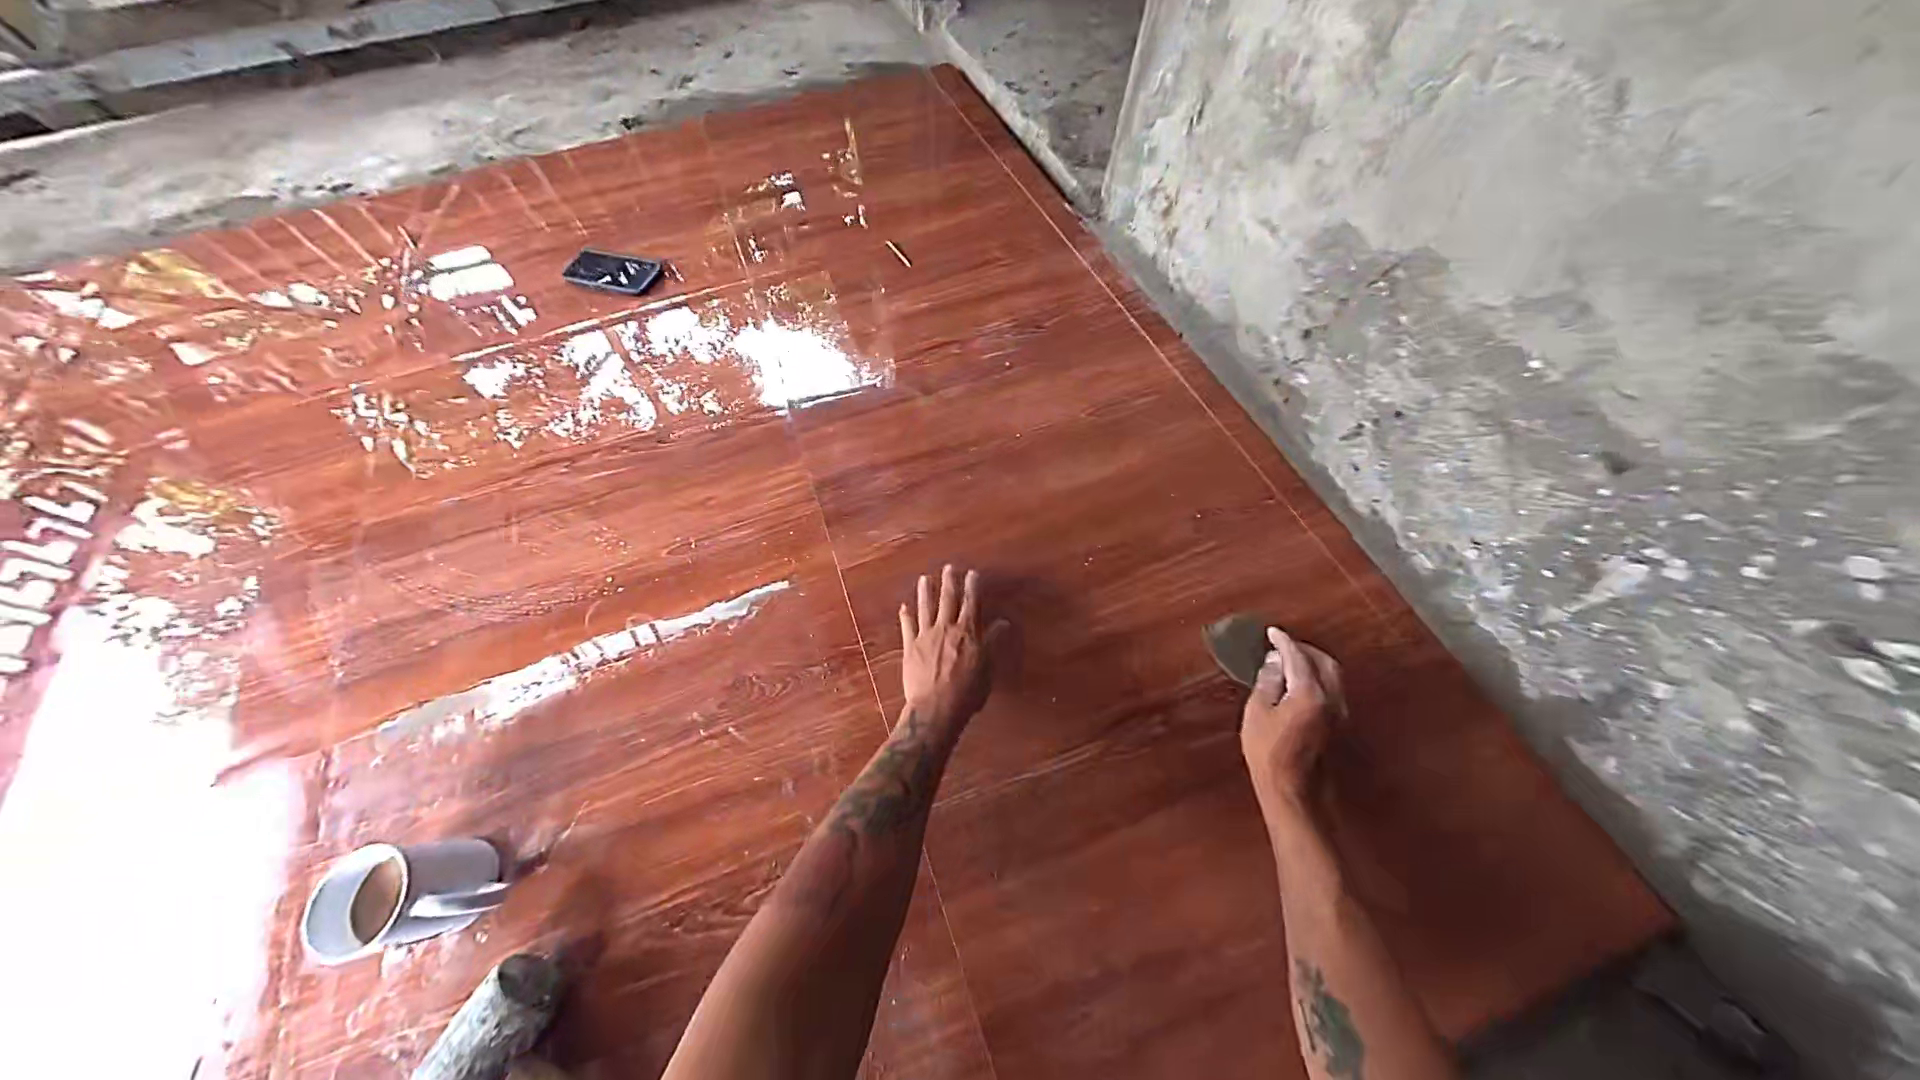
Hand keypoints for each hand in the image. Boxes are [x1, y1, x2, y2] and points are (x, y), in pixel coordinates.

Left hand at [899, 564, 1008, 723]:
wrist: (936, 708)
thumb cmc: (967, 692)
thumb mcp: (987, 667)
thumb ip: (993, 642)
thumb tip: (1003, 623)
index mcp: (967, 633)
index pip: (972, 603)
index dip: (972, 586)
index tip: (972, 573)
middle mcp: (946, 629)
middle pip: (947, 600)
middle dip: (949, 582)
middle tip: (948, 567)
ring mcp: (926, 637)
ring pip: (925, 608)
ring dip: (925, 592)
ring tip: (925, 579)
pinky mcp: (910, 648)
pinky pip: (907, 627)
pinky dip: (905, 616)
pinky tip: (904, 606)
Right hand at [1241, 628, 1345, 803]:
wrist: (1290, 788)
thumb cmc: (1267, 750)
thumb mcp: (1257, 711)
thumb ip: (1268, 681)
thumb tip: (1275, 661)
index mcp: (1310, 693)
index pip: (1298, 657)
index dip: (1284, 642)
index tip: (1272, 632)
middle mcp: (1332, 699)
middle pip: (1325, 663)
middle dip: (1304, 649)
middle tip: (1283, 644)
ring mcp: (1338, 713)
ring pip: (1332, 676)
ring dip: (1313, 663)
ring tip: (1290, 660)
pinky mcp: (1337, 724)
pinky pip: (1331, 689)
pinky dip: (1316, 677)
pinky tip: (1299, 681)